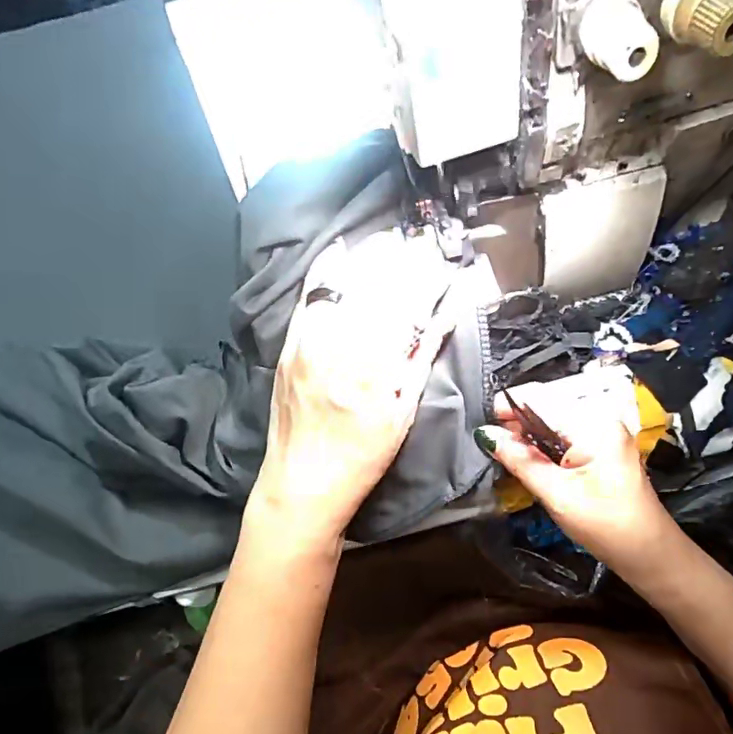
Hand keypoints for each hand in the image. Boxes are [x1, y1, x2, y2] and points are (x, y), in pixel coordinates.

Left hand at [252, 231, 454, 544]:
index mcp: (371, 368)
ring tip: (386, 249)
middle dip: (399, 260)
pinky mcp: (287, 346)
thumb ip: (422, 357)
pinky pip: (309, 295)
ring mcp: (306, 343)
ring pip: (340, 282)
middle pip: (372, 285)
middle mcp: (336, 348)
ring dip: (367, 261)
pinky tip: (342, 256)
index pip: (404, 303)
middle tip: (417, 249)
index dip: (425, 276)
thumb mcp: (402, 412)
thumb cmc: (360, 458)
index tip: (440, 263)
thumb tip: (445, 313)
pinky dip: (328, 272)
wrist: (301, 484)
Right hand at [478, 385, 680, 579]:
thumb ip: (521, 461)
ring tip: (506, 448)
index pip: (544, 400)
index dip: (511, 405)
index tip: (485, 422)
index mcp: (595, 425)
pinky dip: (546, 443)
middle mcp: (602, 421)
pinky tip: (531, 456)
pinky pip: (567, 435)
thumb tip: (488, 436)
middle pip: (550, 407)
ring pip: (556, 421)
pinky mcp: (603, 448)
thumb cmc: (605, 524)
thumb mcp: (556, 494)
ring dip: (530, 433)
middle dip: (519, 420)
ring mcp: (605, 434)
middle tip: (492, 440)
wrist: (648, 552)